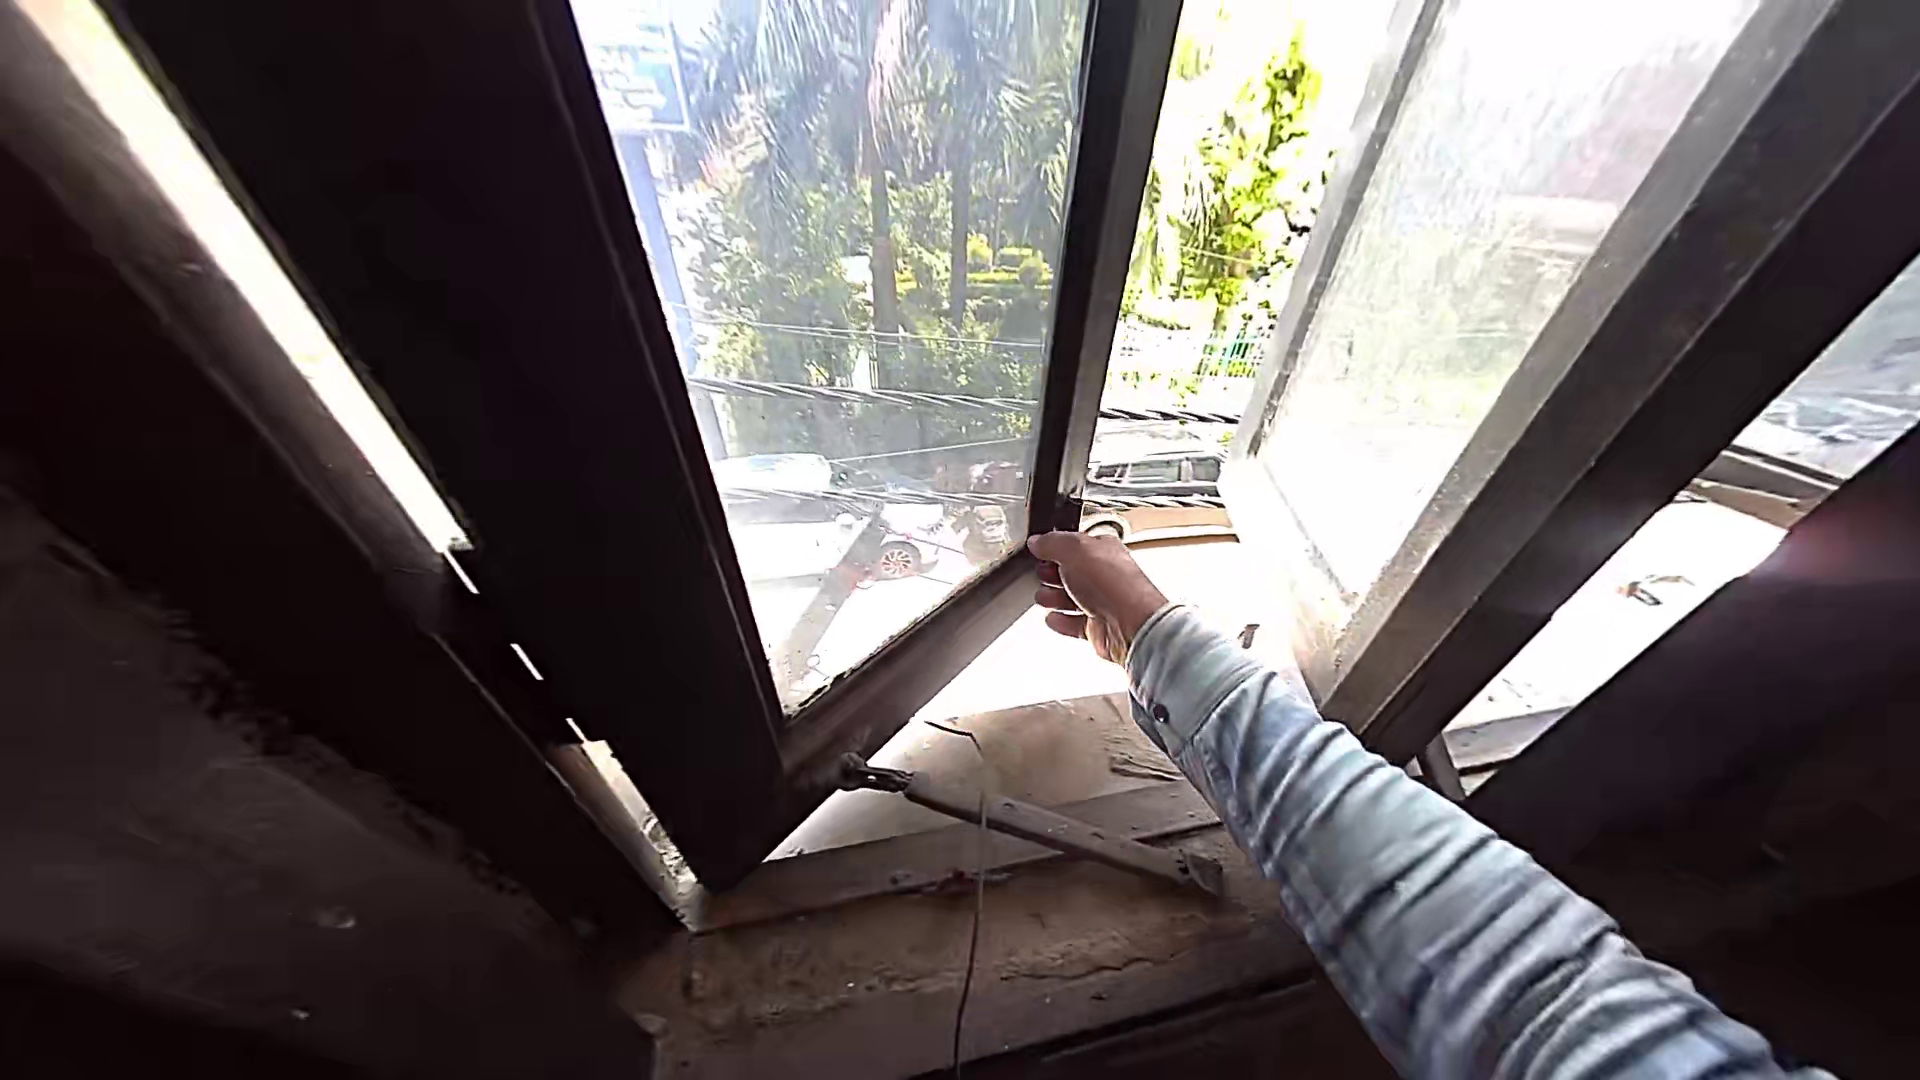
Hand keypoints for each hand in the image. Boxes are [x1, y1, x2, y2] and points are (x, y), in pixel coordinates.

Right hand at [1028, 531, 1168, 664]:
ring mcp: (1104, 603)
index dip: (1056, 548)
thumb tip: (1038, 542)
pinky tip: (1052, 618)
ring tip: (1044, 597)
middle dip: (1054, 574)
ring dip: (1054, 598)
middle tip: (1043, 574)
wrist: (1130, 624)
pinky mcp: (1099, 629)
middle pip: (1074, 573)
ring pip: (1073, 599)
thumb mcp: (1074, 549)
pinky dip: (1062, 622)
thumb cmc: (1113, 583)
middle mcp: (1106, 576)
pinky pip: (1076, 624)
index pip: (1076, 545)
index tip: (1040, 551)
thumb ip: (1052, 543)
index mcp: (1104, 550)